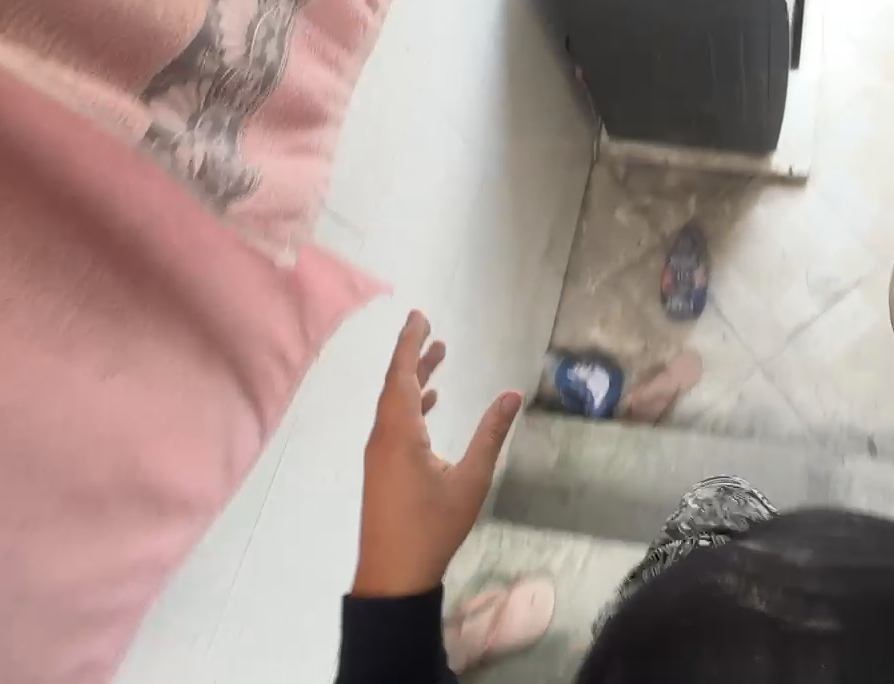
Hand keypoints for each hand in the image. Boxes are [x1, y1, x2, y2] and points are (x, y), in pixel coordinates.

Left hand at [352, 310, 523, 597]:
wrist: (393, 578)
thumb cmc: (432, 526)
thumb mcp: (471, 479)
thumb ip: (491, 433)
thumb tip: (513, 394)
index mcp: (400, 434)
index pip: (402, 377)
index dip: (410, 344)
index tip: (418, 316)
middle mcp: (384, 438)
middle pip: (396, 385)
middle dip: (413, 354)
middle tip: (429, 326)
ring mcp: (380, 455)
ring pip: (395, 404)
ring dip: (415, 377)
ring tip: (439, 354)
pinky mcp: (383, 469)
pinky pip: (395, 422)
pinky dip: (413, 403)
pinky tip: (431, 403)